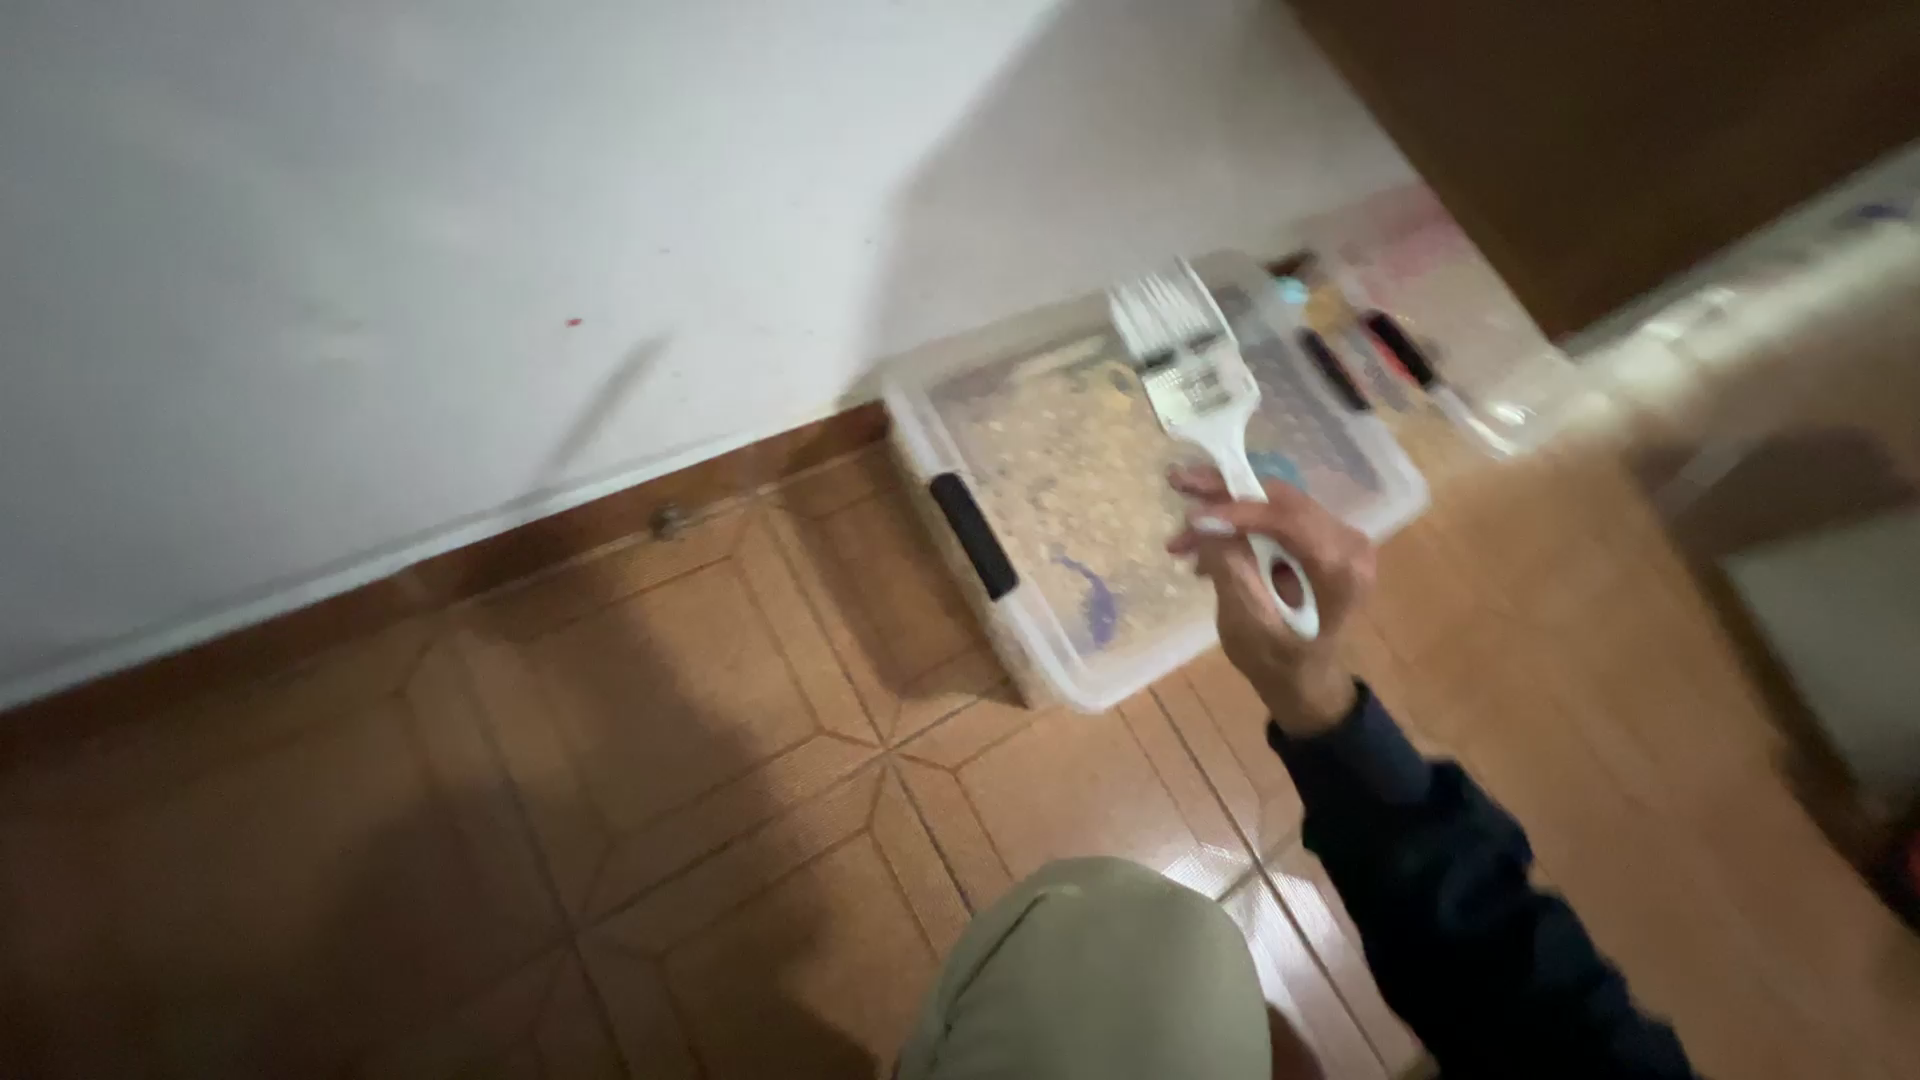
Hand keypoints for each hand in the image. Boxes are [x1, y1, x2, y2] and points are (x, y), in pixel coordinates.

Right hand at [1165, 464, 1376, 736]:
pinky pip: (1272, 516)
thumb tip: (1203, 520)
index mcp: (1341, 567)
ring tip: (1180, 535)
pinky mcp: (1316, 539)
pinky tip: (1202, 546)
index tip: (1192, 514)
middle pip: (1280, 499)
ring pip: (1271, 502)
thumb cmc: (1277, 661)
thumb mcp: (1247, 623)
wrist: (1302, 681)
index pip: (1289, 518)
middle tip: (1178, 481)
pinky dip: (1235, 524)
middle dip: (1224, 491)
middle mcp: (1347, 542)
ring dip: (1223, 509)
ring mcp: (1333, 537)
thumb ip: (1230, 568)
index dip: (1238, 508)